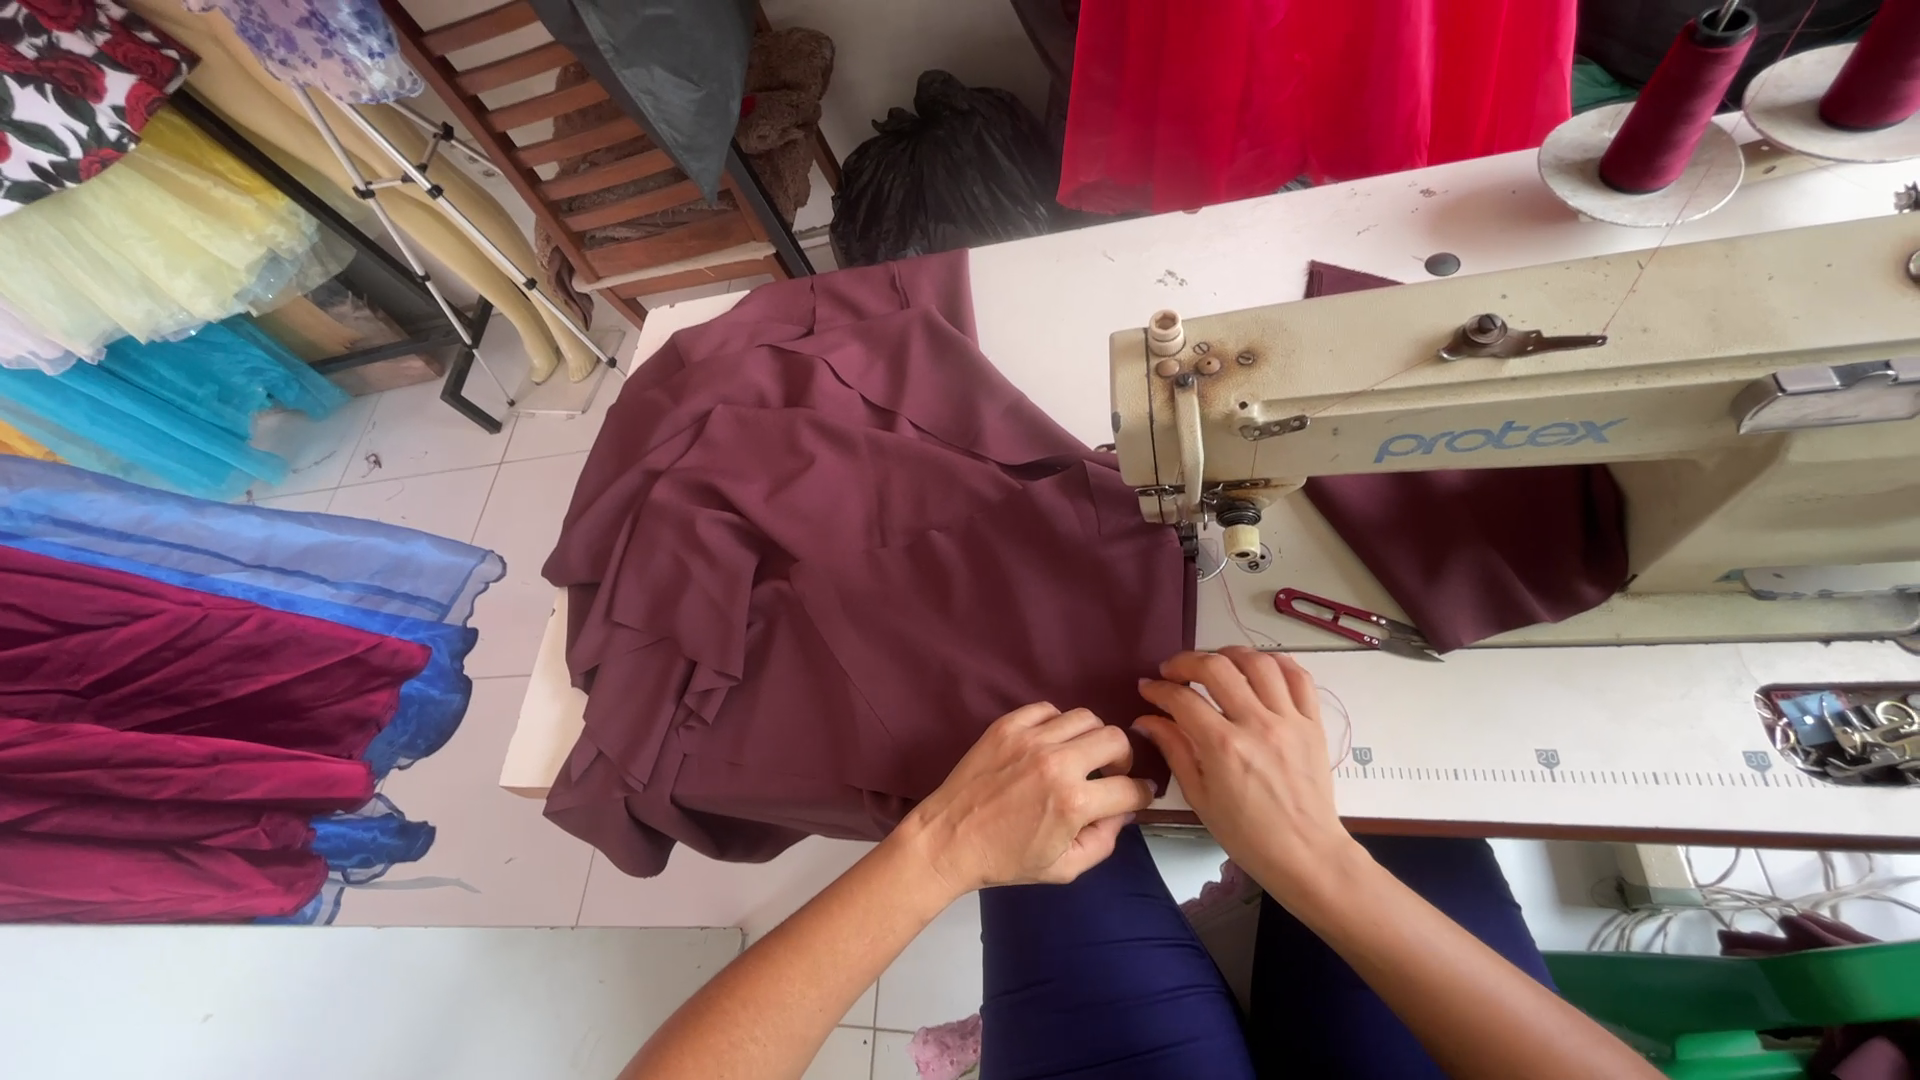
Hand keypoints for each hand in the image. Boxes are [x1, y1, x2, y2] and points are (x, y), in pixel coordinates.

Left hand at [901, 703, 1157, 895]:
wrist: (949, 839)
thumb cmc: (1005, 860)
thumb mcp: (1064, 868)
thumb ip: (1104, 841)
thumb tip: (1122, 812)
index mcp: (1074, 803)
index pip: (1131, 788)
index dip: (1143, 794)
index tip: (1139, 794)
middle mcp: (1057, 763)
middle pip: (1116, 740)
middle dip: (1123, 759)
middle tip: (1110, 773)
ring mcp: (1030, 739)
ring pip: (1085, 718)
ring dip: (1092, 738)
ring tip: (1080, 756)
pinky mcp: (1007, 726)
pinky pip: (1047, 710)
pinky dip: (1056, 724)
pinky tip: (1050, 743)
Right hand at [1133, 647, 1361, 906]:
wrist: (1305, 854)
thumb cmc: (1246, 833)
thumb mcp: (1198, 796)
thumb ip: (1173, 749)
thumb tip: (1146, 720)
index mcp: (1223, 746)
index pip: (1182, 699)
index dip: (1158, 689)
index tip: (1147, 689)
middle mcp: (1257, 724)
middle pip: (1216, 668)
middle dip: (1185, 662)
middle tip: (1172, 672)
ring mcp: (1289, 720)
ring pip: (1258, 663)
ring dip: (1228, 654)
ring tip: (1213, 663)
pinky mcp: (1313, 723)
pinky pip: (1298, 677)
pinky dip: (1275, 662)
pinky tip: (1256, 667)